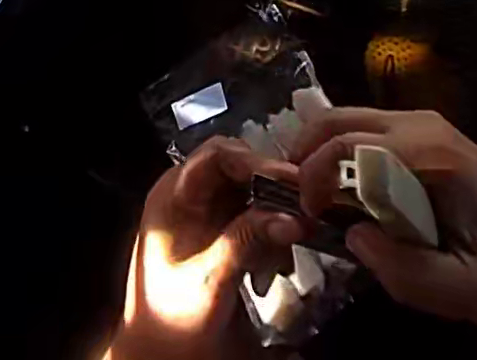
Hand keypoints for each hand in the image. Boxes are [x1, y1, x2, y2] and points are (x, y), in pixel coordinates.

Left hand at [103, 138, 303, 359]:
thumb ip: (246, 242)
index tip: (289, 179)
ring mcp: (206, 209)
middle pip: (238, 167)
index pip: (216, 156)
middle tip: (304, 204)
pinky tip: (276, 264)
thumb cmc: (172, 321)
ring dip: (274, 213)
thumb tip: (292, 218)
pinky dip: (270, 232)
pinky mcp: (221, 229)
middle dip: (271, 188)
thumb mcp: (209, 281)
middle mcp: (190, 191)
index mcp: (174, 193)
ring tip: (291, 243)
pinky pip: (253, 214)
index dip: (254, 161)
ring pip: (250, 189)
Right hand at [291, 108, 476, 332]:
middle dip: (305, 153)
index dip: (313, 175)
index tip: (304, 217)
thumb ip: (407, 274)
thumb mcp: (472, 294)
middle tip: (293, 201)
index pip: (349, 145)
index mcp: (431, 152)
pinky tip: (341, 191)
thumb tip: (350, 236)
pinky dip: (340, 152)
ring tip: (311, 199)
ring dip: (320, 152)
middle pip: (340, 119)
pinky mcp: (426, 135)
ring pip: (350, 119)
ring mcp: (424, 124)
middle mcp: (421, 124)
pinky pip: (367, 131)